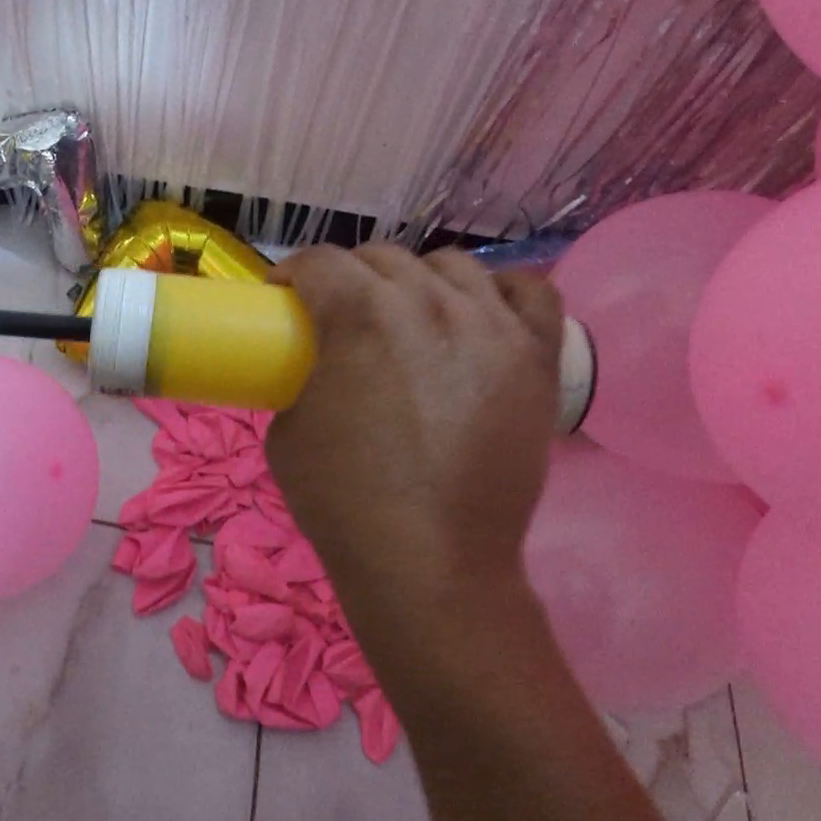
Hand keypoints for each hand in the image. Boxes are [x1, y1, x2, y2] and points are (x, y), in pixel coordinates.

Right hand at [264, 245, 563, 606]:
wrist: (429, 562)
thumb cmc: (343, 502)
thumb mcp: (287, 431)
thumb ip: (302, 380)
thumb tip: (320, 369)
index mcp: (360, 316)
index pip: (320, 262)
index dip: (292, 273)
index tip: (284, 297)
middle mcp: (429, 304)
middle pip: (383, 258)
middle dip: (349, 277)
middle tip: (339, 315)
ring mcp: (492, 327)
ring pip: (451, 266)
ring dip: (417, 280)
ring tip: (410, 316)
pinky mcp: (536, 359)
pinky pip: (529, 293)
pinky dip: (499, 293)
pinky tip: (479, 316)